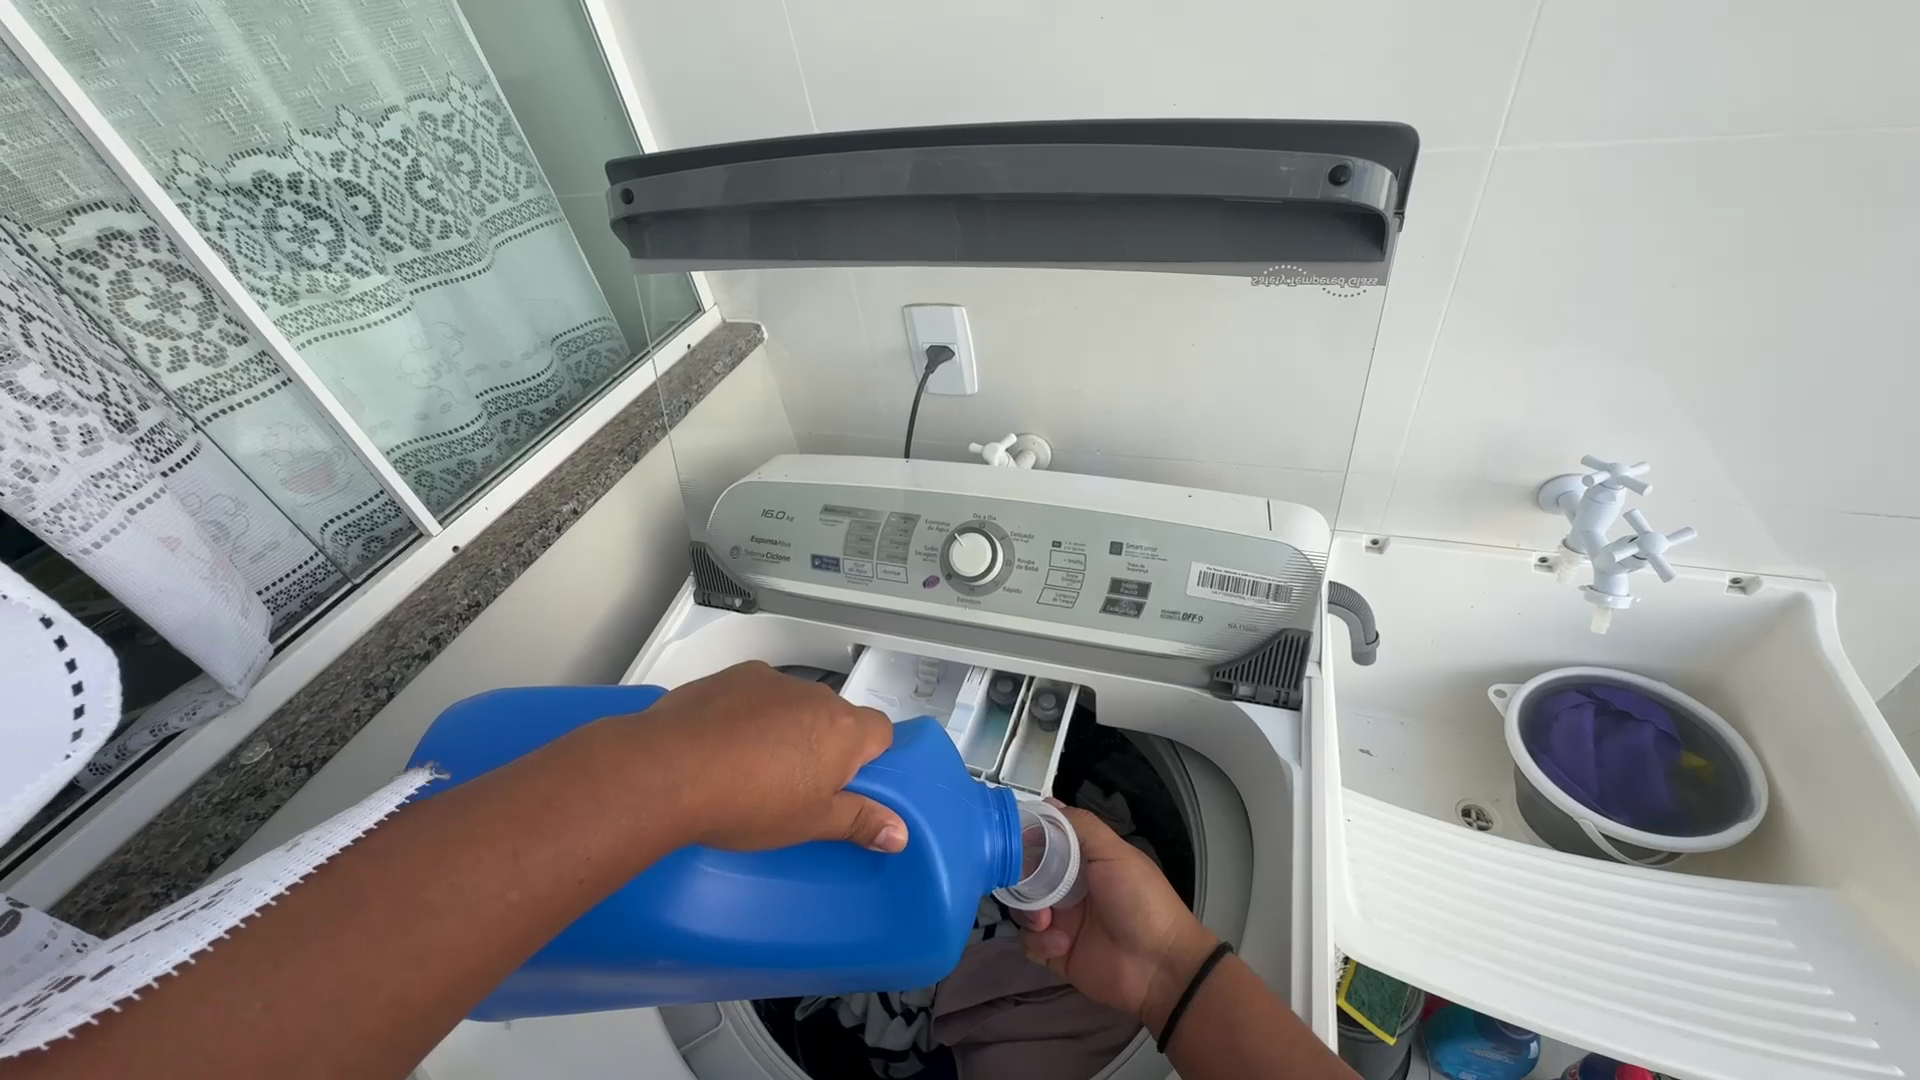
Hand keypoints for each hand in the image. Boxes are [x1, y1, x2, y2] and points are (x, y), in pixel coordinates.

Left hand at [622, 661, 907, 853]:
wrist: (670, 771)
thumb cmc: (749, 801)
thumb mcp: (810, 822)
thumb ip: (859, 821)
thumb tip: (899, 832)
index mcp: (844, 731)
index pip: (881, 730)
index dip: (868, 756)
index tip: (846, 781)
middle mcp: (815, 697)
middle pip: (835, 717)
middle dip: (823, 743)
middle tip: (796, 783)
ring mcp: (772, 681)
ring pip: (794, 704)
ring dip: (786, 726)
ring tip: (753, 765)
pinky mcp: (733, 675)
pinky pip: (755, 693)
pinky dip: (748, 711)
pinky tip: (723, 742)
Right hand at [1013, 805, 1217, 1031]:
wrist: (1160, 967)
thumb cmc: (1140, 901)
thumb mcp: (1115, 853)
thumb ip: (1081, 826)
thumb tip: (1048, 803)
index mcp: (1083, 860)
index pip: (1045, 841)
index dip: (1028, 839)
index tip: (1013, 840)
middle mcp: (1069, 887)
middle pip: (1027, 874)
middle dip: (1022, 879)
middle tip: (1027, 885)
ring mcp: (1062, 920)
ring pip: (1024, 907)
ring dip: (1029, 911)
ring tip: (1046, 920)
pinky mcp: (1056, 953)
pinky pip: (1030, 943)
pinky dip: (1039, 942)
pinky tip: (1061, 944)